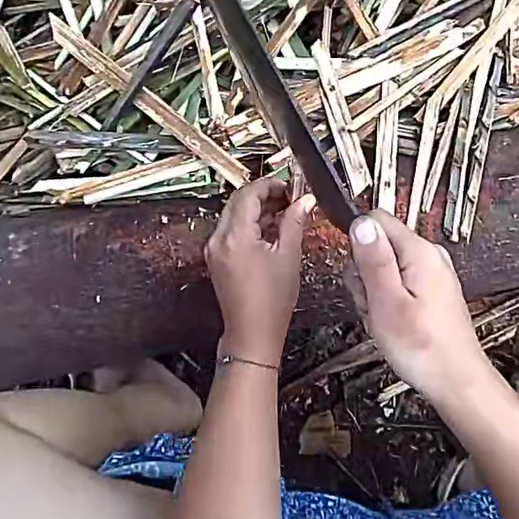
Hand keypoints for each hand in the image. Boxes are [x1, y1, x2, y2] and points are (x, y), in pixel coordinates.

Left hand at [206, 179, 314, 363]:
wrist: (252, 333)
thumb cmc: (270, 302)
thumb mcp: (289, 256)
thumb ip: (294, 222)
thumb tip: (304, 201)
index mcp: (236, 236)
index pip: (248, 195)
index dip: (269, 185)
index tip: (287, 186)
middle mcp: (219, 239)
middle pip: (238, 202)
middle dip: (263, 195)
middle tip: (287, 197)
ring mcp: (215, 249)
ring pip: (234, 215)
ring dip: (256, 210)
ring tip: (283, 213)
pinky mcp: (216, 258)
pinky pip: (231, 231)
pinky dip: (249, 225)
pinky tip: (269, 230)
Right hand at [344, 211, 496, 407]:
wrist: (456, 382)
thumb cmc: (424, 349)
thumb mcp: (387, 303)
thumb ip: (373, 260)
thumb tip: (361, 222)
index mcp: (419, 252)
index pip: (375, 219)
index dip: (358, 247)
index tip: (362, 278)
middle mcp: (429, 255)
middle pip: (378, 244)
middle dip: (365, 274)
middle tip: (374, 306)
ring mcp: (432, 272)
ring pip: (384, 265)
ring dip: (374, 292)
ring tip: (385, 319)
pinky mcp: (431, 288)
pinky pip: (397, 282)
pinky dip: (388, 301)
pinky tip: (394, 323)